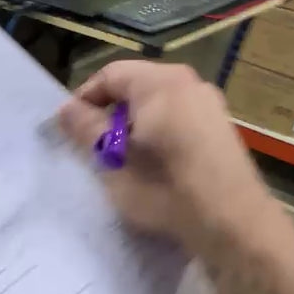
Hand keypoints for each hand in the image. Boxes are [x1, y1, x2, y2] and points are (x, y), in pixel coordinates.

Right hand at [57, 61, 280, 258]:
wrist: (229, 219)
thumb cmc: (163, 189)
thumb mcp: (114, 162)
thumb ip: (87, 130)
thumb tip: (65, 108)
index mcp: (160, 84)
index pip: (110, 74)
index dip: (84, 99)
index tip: (68, 130)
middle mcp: (188, 82)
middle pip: (136, 86)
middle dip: (109, 114)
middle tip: (92, 149)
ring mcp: (209, 103)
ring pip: (157, 104)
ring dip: (132, 126)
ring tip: (120, 160)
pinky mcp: (219, 127)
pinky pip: (177, 118)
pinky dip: (156, 133)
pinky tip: (152, 165)